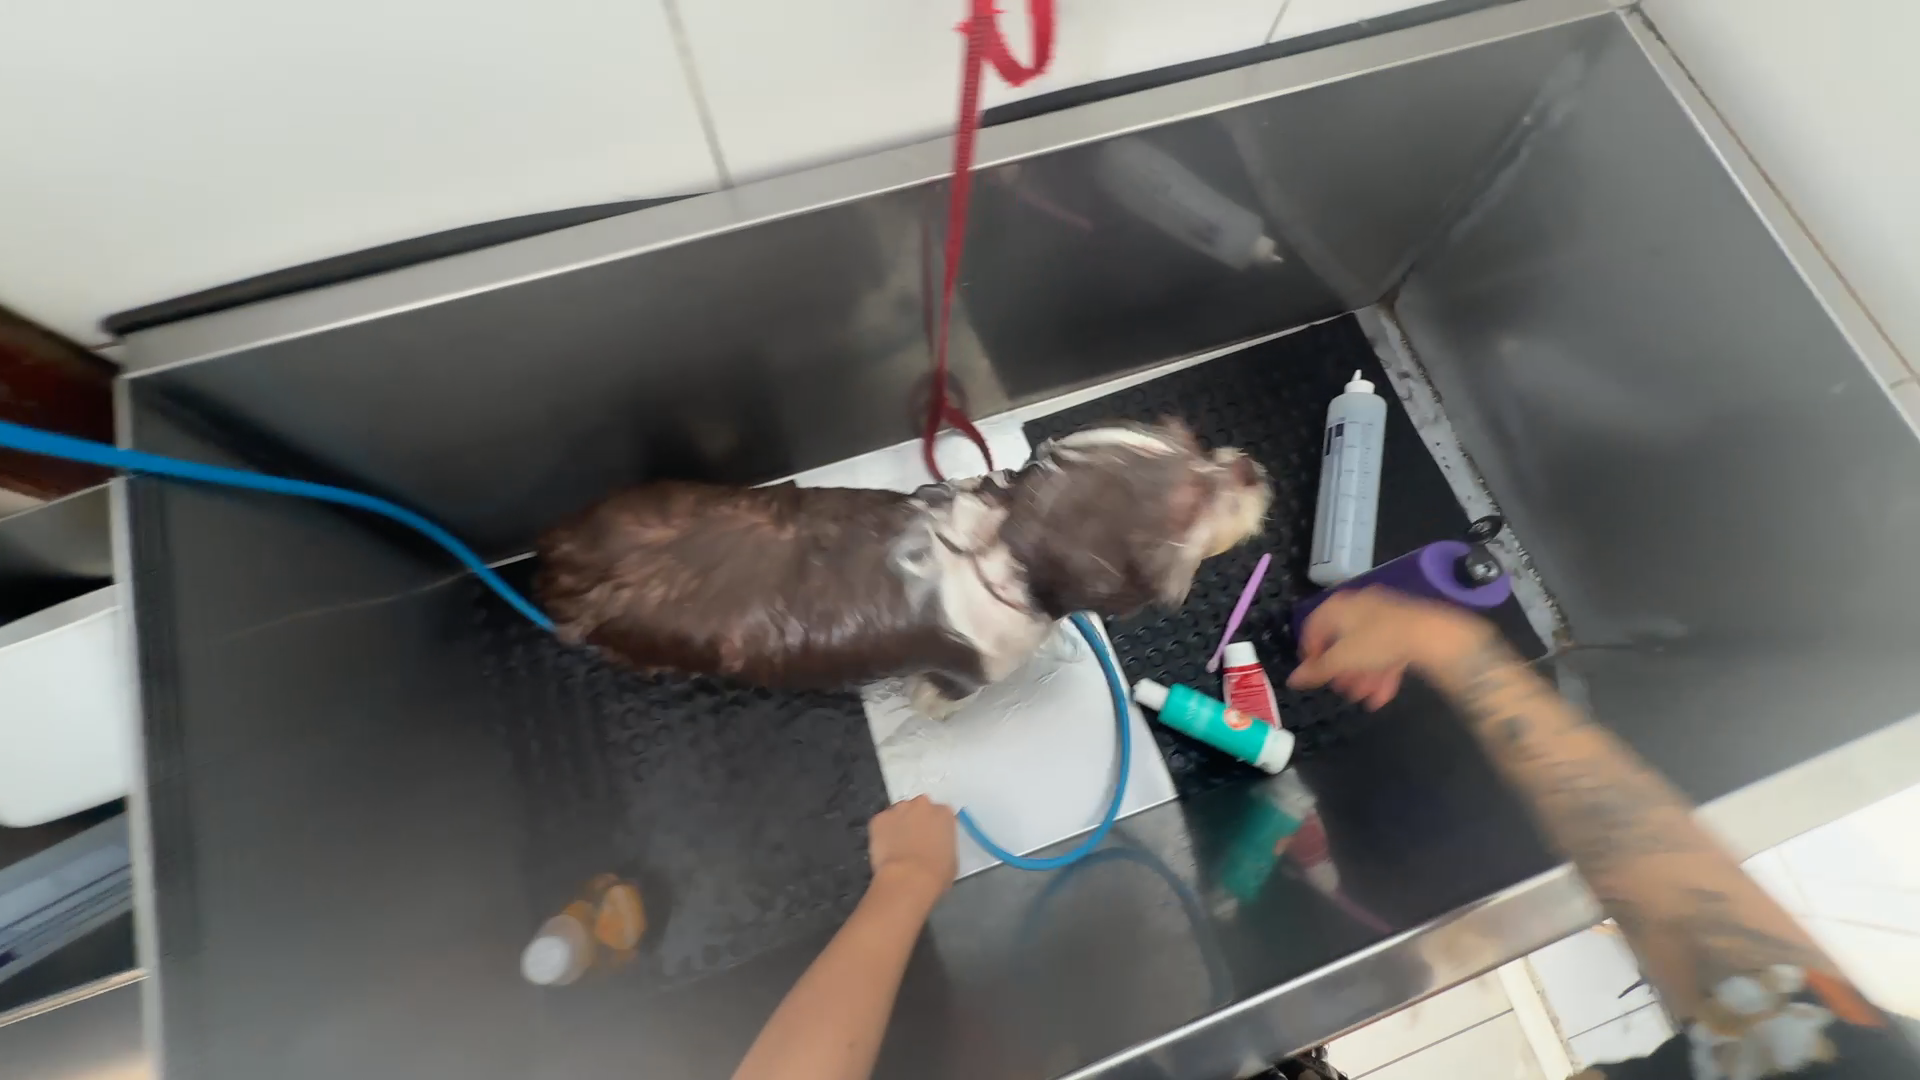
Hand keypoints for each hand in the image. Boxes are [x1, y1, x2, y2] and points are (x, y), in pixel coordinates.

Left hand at [867, 796, 956, 907]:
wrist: (908, 879)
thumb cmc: (936, 874)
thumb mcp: (952, 858)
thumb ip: (944, 843)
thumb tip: (936, 846)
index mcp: (943, 813)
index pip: (941, 814)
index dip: (935, 827)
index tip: (932, 838)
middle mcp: (922, 805)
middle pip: (919, 808)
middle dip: (917, 821)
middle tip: (914, 841)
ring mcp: (898, 809)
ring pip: (899, 813)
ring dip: (899, 825)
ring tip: (898, 847)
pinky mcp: (879, 819)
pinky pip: (881, 823)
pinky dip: (882, 833)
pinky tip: (885, 850)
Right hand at [1285, 587, 1495, 708]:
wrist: (1432, 635)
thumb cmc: (1378, 642)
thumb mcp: (1342, 660)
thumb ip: (1317, 671)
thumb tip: (1292, 680)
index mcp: (1337, 607)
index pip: (1312, 629)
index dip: (1310, 654)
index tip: (1315, 674)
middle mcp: (1357, 607)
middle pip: (1342, 642)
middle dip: (1342, 671)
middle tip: (1342, 690)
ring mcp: (1383, 616)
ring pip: (1365, 649)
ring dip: (1362, 676)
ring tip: (1363, 698)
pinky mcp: (1404, 628)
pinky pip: (1385, 650)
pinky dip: (1381, 671)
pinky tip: (1381, 696)